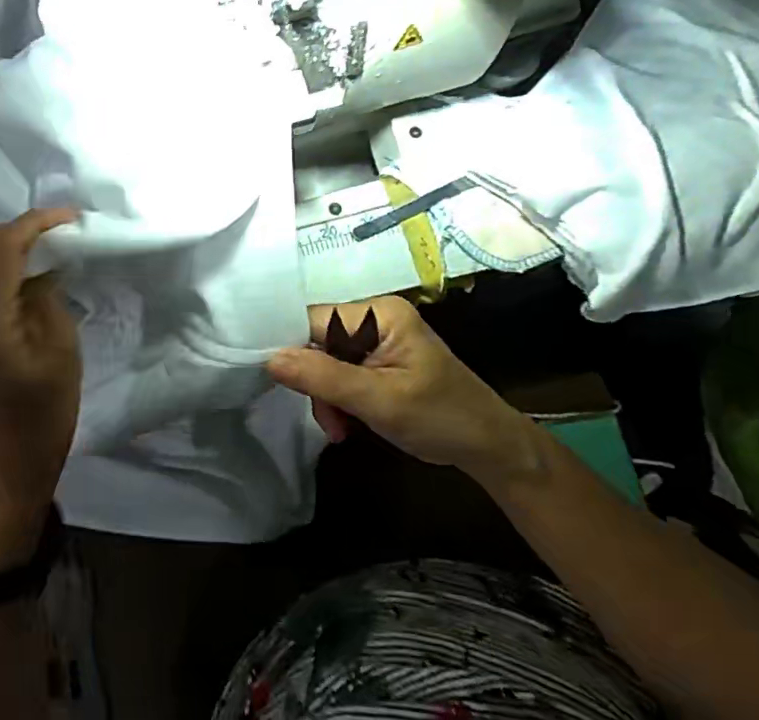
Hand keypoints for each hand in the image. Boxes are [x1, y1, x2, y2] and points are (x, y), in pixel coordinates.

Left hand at [0, 207, 81, 570]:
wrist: (7, 462)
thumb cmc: (45, 412)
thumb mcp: (61, 349)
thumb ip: (46, 296)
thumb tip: (43, 263)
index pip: (1, 248)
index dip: (35, 224)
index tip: (71, 217)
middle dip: (22, 231)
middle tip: (63, 231)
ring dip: (10, 247)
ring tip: (50, 247)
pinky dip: (0, 268)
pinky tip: (29, 274)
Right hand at [267, 296, 543, 485]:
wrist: (489, 446)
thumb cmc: (441, 417)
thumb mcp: (379, 400)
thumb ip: (324, 378)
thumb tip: (269, 359)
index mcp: (380, 313)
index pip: (316, 319)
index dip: (292, 349)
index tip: (277, 382)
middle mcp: (376, 316)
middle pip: (319, 341)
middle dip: (317, 383)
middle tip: (331, 422)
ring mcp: (378, 338)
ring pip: (326, 361)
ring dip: (327, 397)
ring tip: (342, 429)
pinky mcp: (380, 359)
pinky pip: (342, 372)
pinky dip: (340, 399)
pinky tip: (349, 424)